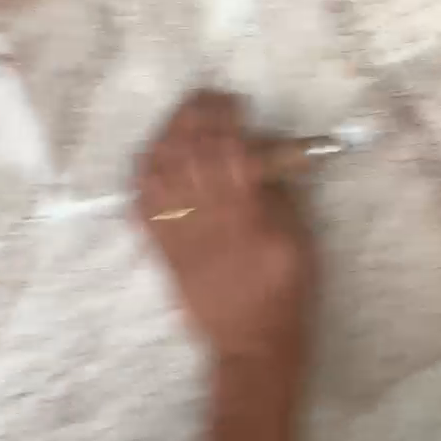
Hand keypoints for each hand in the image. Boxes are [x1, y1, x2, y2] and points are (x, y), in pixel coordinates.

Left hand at [137, 90, 314, 379]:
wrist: (251, 344)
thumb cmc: (287, 289)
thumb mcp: (299, 237)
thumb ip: (277, 191)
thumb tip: (260, 150)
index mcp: (247, 216)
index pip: (228, 151)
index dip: (226, 119)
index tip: (233, 101)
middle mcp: (207, 219)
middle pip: (190, 153)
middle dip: (195, 116)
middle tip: (205, 97)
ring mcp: (178, 234)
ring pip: (160, 173)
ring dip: (167, 135)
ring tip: (181, 117)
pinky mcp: (161, 249)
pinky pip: (141, 205)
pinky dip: (143, 173)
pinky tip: (153, 153)